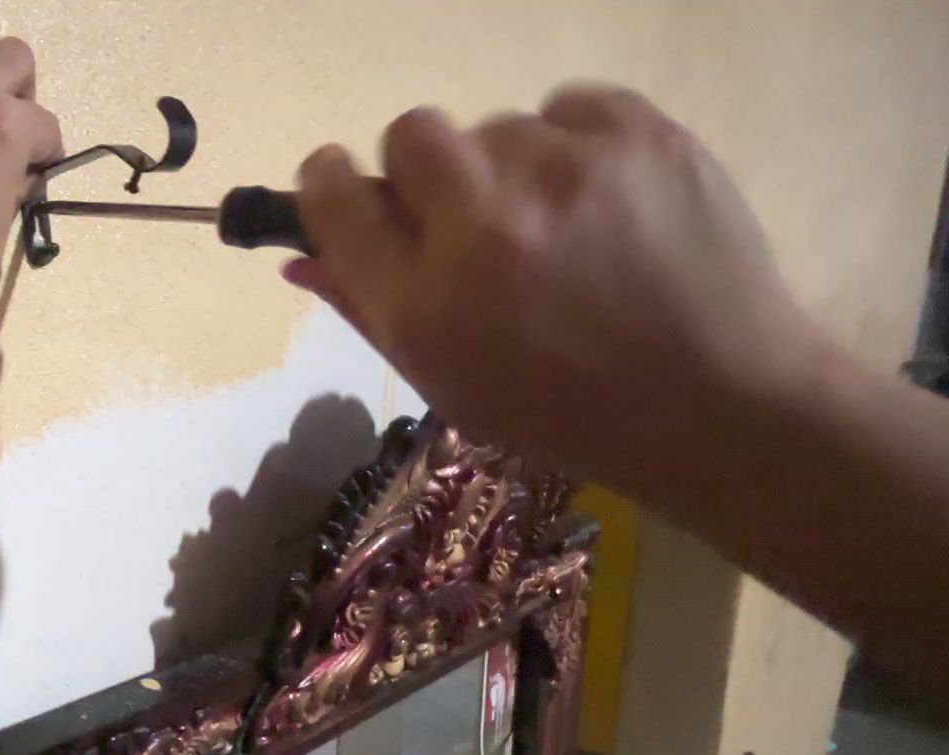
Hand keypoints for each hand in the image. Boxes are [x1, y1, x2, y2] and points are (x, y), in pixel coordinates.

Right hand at [286, 84, 822, 483]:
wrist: (701, 398)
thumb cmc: (541, 402)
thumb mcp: (431, 373)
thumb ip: (360, 306)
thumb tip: (300, 257)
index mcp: (421, 298)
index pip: (337, 200)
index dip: (322, 182)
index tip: (331, 181)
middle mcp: (481, 223)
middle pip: (411, 132)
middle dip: (415, 168)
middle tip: (451, 212)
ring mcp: (565, 170)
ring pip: (493, 126)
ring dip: (497, 168)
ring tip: (542, 223)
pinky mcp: (642, 134)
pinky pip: (565, 105)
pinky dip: (562, 143)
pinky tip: (587, 196)